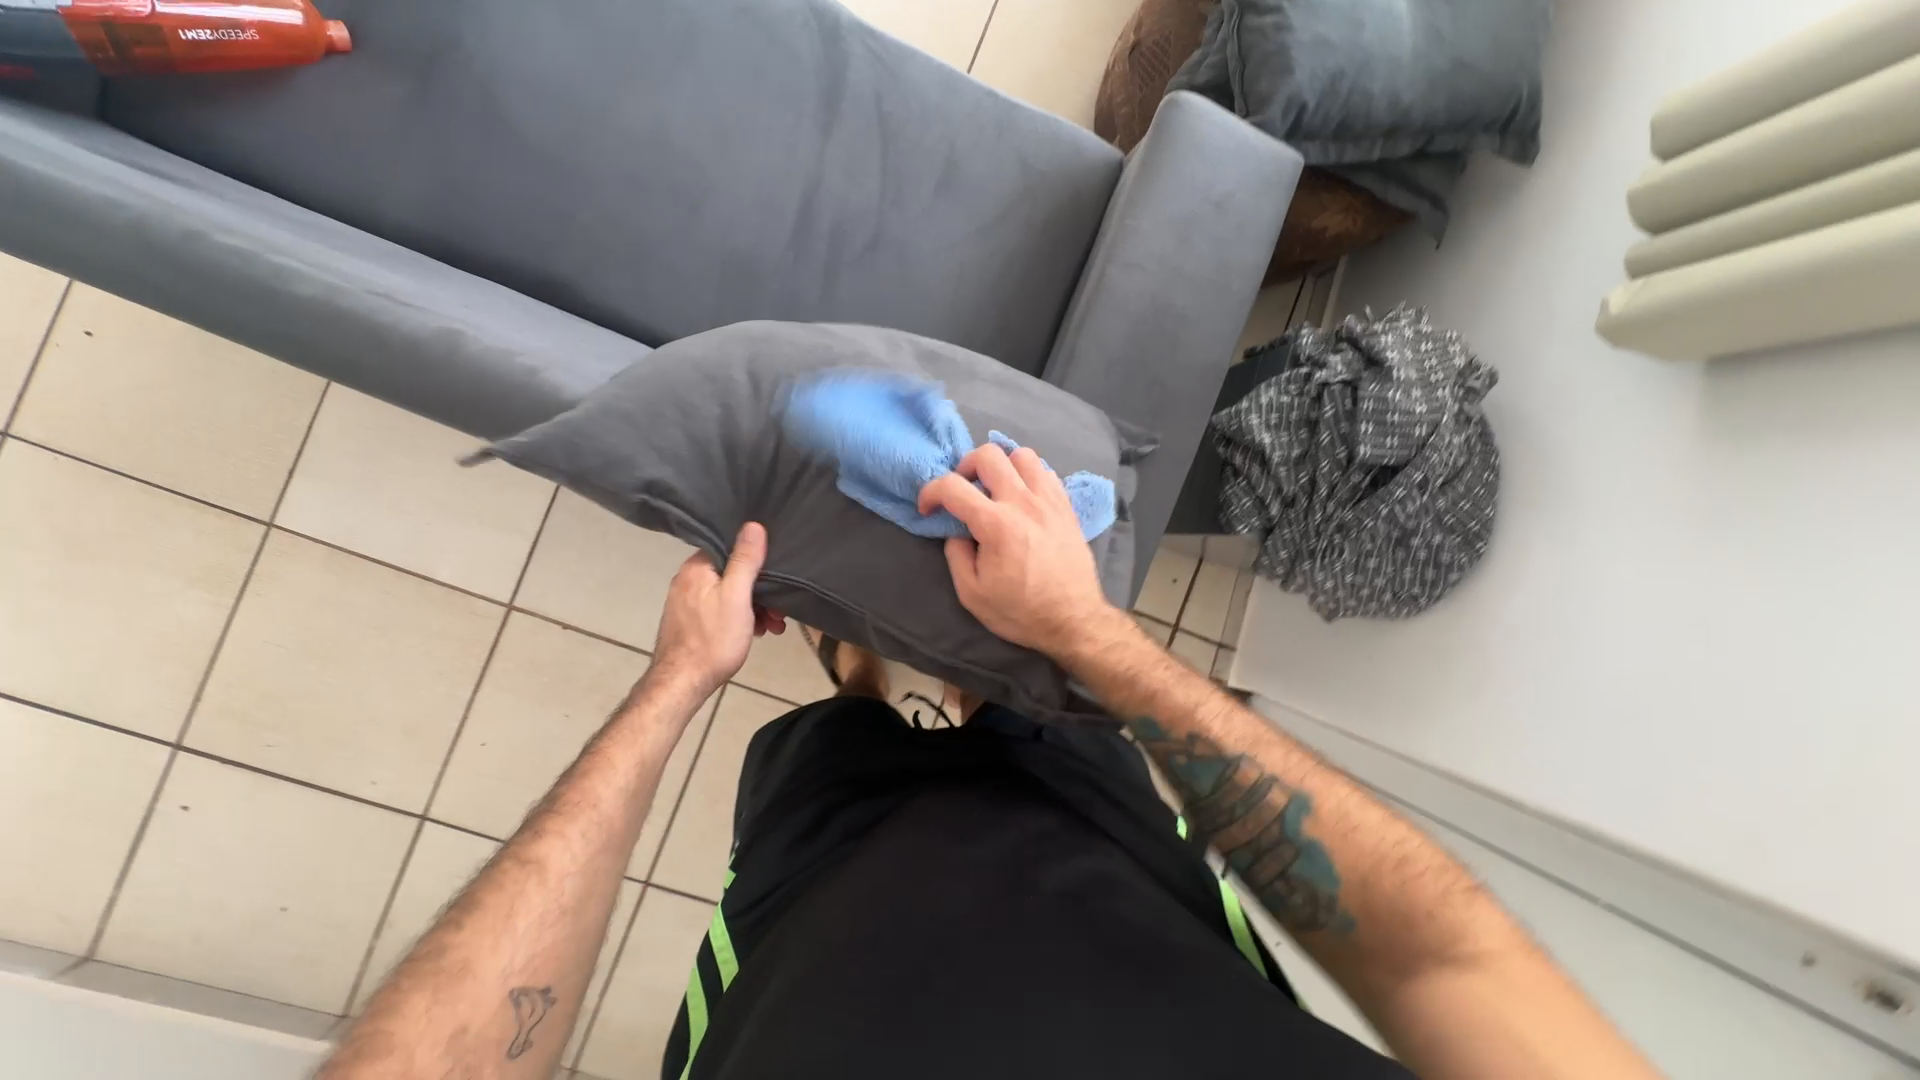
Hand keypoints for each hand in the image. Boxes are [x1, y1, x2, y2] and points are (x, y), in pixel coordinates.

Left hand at [650, 522, 784, 696]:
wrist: (683, 683)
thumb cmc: (714, 639)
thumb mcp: (737, 596)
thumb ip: (745, 560)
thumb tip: (753, 525)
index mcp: (696, 568)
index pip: (730, 549)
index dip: (756, 561)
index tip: (775, 577)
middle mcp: (686, 580)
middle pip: (731, 574)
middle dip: (759, 591)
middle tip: (779, 613)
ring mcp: (685, 603)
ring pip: (727, 595)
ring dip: (753, 608)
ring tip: (771, 627)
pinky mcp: (688, 622)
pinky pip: (719, 610)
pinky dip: (738, 618)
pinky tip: (752, 633)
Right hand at [918, 443, 1119, 657]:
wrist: (1073, 620)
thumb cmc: (1020, 612)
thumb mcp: (972, 594)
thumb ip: (956, 555)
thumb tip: (957, 532)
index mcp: (995, 524)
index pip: (952, 486)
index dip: (930, 492)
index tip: (927, 508)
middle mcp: (1023, 502)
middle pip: (989, 455)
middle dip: (965, 466)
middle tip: (963, 490)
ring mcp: (1049, 501)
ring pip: (1022, 455)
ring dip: (1002, 466)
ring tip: (995, 489)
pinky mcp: (1066, 507)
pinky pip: (1046, 472)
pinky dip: (1028, 476)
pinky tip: (1023, 498)